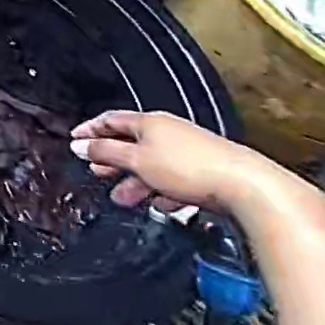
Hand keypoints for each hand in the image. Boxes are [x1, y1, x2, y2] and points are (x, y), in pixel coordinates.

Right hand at [69, 110, 279, 212]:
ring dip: (135, 181)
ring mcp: (189, 150)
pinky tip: (160, 204)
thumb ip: (105, 152)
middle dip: (113, 160)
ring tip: (125, 198)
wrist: (248, 188)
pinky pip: (175, 178)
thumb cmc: (191, 168)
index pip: (110, 120)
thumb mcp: (136, 160)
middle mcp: (169, 131)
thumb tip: (80, 146)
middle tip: (98, 172)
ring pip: (153, 164)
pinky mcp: (207, 171)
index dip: (90, 130)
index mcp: (149, 122)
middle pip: (131, 143)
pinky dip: (162, 190)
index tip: (76, 140)